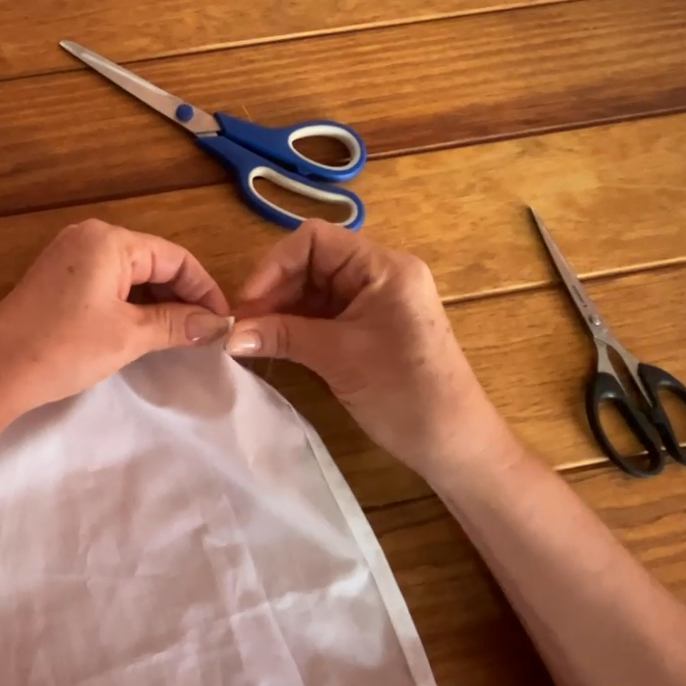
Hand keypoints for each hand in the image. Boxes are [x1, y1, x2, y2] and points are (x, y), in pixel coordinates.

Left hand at [0, 220, 232, 423]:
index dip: (204, 289)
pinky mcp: (57, 277)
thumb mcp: (128, 336)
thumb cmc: (64, 348)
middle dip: (181, 296)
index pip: (174, 257)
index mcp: (109, 240)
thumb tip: (217, 325)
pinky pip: (107, 282)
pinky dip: (130, 304)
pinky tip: (143, 330)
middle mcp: (89, 237)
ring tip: (179, 337)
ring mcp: (69, 255)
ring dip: (156, 303)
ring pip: (130, 274)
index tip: (224, 323)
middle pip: (152, 262)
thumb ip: (177, 324)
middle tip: (204, 334)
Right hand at [226, 220, 517, 485]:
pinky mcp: (367, 323)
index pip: (315, 239)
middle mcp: (380, 274)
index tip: (249, 301)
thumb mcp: (337, 358)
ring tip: (252, 334)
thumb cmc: (405, 393)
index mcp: (384, 268)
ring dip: (280, 306)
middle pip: (311, 260)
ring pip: (312, 286)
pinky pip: (321, 309)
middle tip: (244, 322)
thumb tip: (229, 335)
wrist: (455, 446)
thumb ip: (281, 336)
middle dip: (274, 287)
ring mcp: (374, 299)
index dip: (275, 264)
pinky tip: (272, 340)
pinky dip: (294, 322)